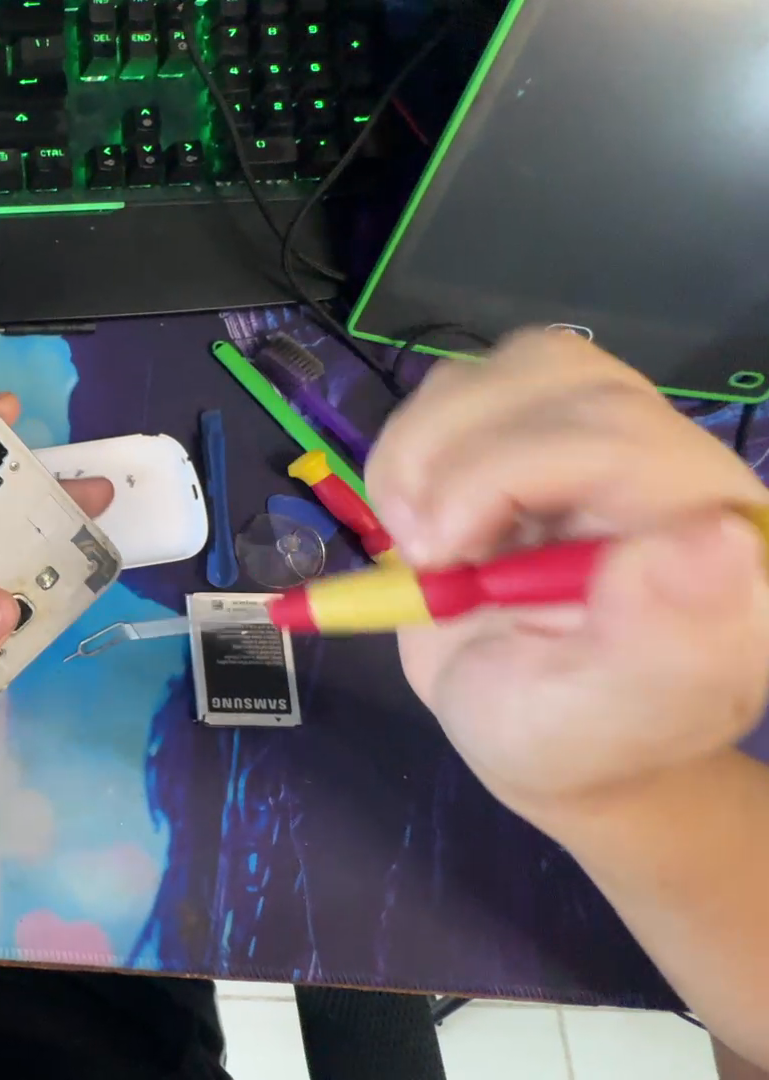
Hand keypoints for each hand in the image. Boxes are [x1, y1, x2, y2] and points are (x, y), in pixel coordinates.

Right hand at [367, 330, 768, 819]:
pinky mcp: (514, 446)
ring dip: (418, 449)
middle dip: (448, 463)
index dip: (492, 479)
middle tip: (425, 552)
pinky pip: (451, 392)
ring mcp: (585, 449)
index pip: (605, 432)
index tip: (437, 559)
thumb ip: (667, 644)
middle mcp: (661, 468)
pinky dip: (402, 447)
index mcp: (712, 529)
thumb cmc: (566, 734)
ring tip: (416, 534)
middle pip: (551, 376)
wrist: (524, 722)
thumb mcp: (607, 716)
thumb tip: (708, 536)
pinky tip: (410, 511)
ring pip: (497, 370)